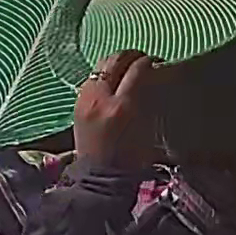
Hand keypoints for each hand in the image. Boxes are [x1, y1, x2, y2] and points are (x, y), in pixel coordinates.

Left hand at [73, 52, 162, 171]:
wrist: (99, 179)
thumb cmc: (132, 157)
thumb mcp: (148, 127)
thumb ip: (149, 97)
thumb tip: (154, 75)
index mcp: (122, 106)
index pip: (137, 69)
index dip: (150, 62)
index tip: (158, 63)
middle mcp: (101, 98)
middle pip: (116, 60)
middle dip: (133, 56)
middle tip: (144, 61)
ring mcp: (85, 99)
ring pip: (102, 64)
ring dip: (118, 62)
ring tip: (129, 69)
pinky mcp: (77, 103)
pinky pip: (93, 77)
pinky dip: (105, 73)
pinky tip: (114, 82)